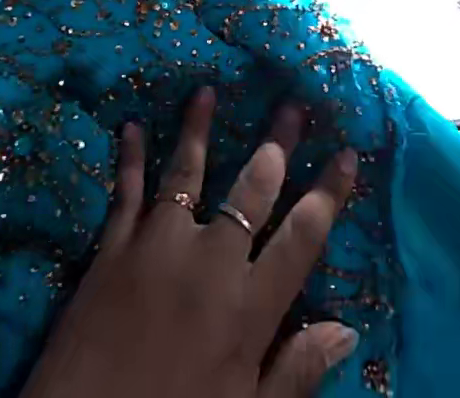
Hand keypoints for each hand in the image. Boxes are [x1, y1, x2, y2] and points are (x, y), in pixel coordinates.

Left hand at [20, 88, 361, 397]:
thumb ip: (296, 372)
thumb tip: (348, 330)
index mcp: (248, 306)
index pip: (303, 236)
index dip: (329, 192)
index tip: (348, 153)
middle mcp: (209, 262)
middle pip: (252, 189)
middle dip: (277, 144)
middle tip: (293, 105)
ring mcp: (158, 248)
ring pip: (187, 173)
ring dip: (199, 129)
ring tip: (208, 90)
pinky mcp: (111, 250)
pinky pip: (124, 193)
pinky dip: (129, 158)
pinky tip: (130, 126)